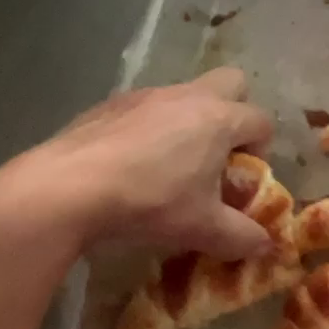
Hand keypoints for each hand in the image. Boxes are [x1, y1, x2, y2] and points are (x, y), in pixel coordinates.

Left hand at [0, 68, 276, 259]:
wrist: (61, 191)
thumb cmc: (148, 202)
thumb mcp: (201, 228)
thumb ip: (241, 236)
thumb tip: (266, 246)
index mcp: (221, 119)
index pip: (261, 122)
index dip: (260, 150)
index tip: (240, 179)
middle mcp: (190, 97)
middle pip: (232, 82)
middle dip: (234, 111)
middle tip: (216, 152)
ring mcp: (147, 96)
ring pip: (185, 95)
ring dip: (188, 121)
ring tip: (166, 164)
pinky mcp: (109, 104)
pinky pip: (144, 108)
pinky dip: (147, 128)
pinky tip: (126, 164)